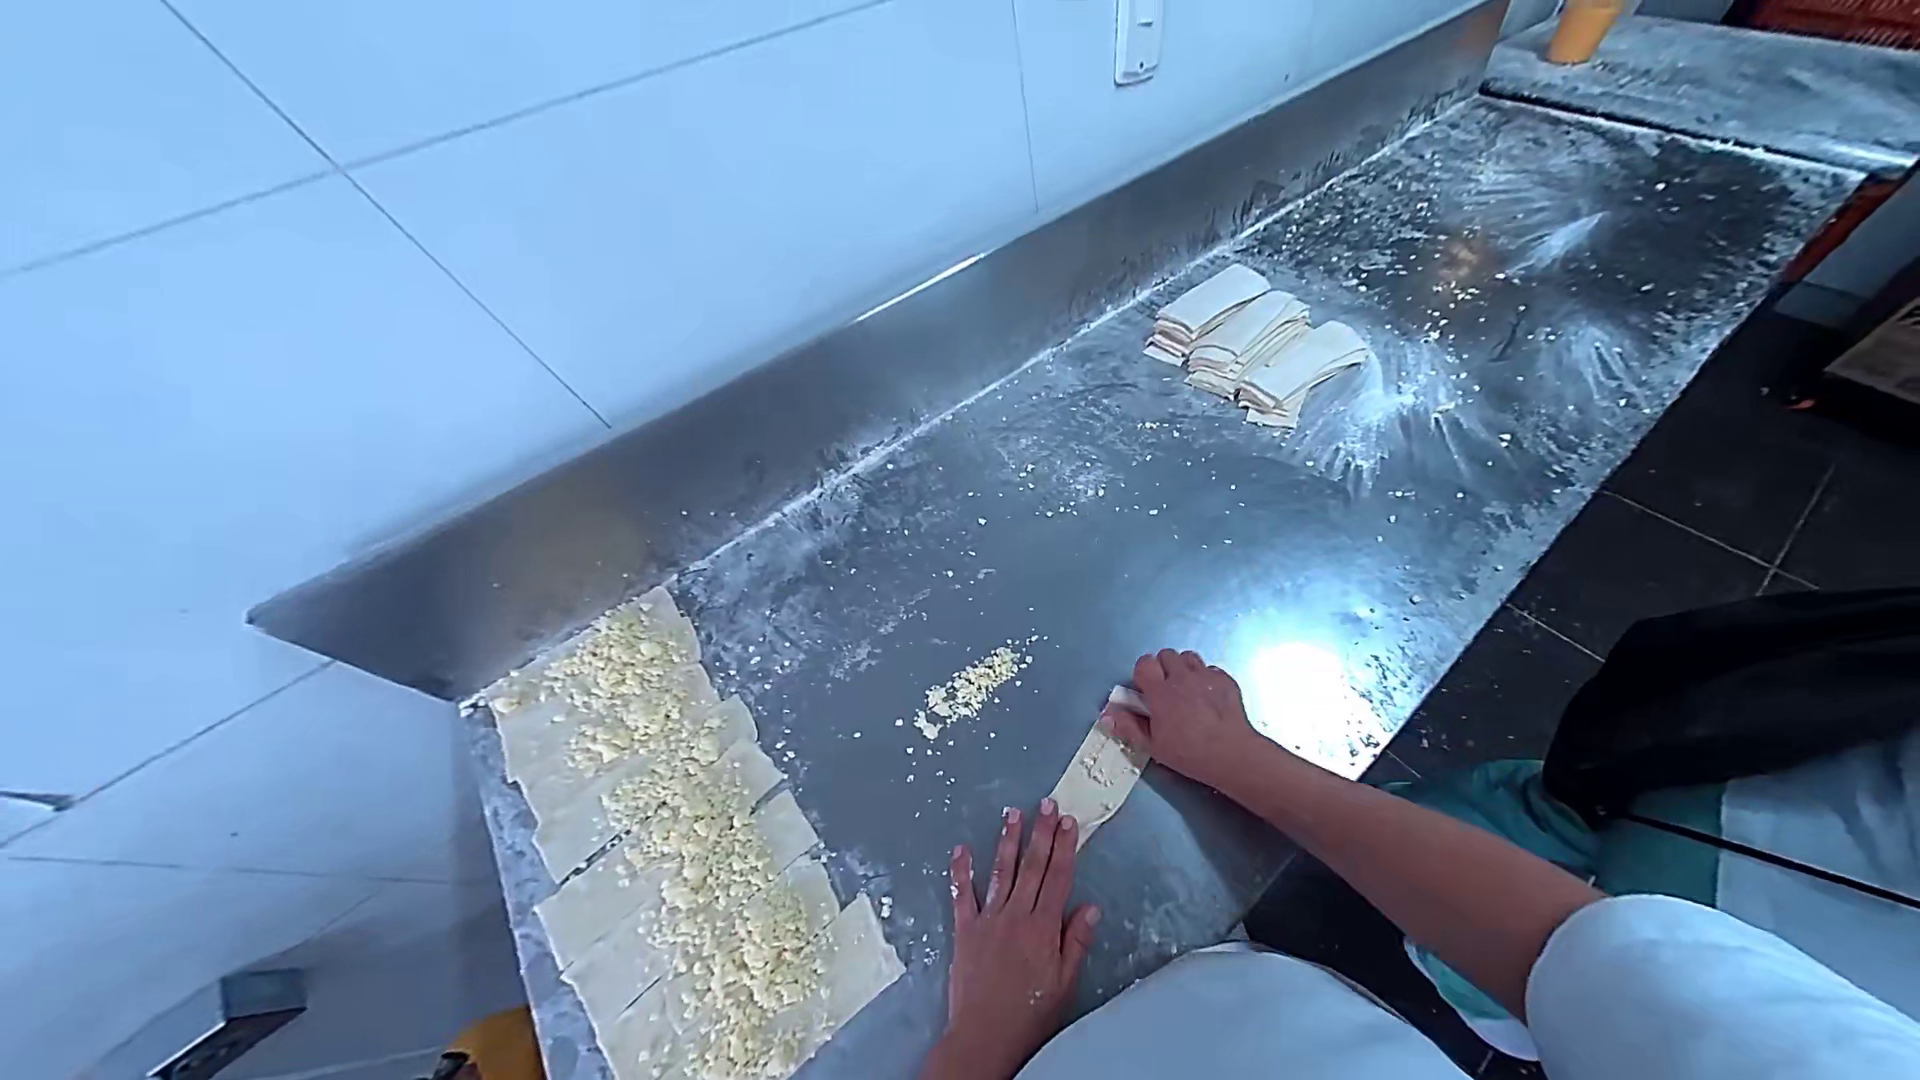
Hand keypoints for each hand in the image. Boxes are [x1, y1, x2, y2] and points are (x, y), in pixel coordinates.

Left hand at [924, 801, 1099, 1079]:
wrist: (984, 1038)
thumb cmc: (1030, 1015)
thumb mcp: (1064, 985)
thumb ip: (1076, 942)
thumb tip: (1092, 906)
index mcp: (1042, 928)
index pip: (1057, 878)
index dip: (1064, 848)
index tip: (1069, 822)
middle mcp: (1015, 915)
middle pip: (1032, 866)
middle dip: (1041, 833)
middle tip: (1046, 803)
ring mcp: (988, 918)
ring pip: (1001, 871)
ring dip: (1008, 841)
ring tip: (1013, 813)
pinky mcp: (964, 928)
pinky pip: (962, 894)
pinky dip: (961, 871)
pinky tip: (961, 849)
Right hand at [1103, 649, 1280, 795]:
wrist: (1232, 755)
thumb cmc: (1189, 753)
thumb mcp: (1153, 746)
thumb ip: (1128, 726)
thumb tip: (1107, 714)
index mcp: (1160, 691)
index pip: (1144, 663)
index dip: (1143, 673)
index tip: (1146, 690)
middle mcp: (1182, 677)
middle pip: (1166, 655)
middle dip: (1163, 668)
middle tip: (1166, 689)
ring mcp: (1206, 676)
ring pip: (1189, 657)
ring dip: (1184, 668)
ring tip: (1187, 688)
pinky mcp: (1226, 680)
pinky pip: (1211, 669)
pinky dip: (1206, 678)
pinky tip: (1208, 696)